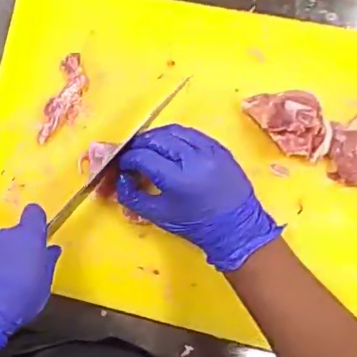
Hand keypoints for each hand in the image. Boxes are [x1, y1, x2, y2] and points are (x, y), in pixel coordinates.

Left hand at [0, 202, 62, 348]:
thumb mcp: (43, 285)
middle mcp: (3, 235)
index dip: (36, 222)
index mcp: (27, 236)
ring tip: (4, 284)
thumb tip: (50, 251)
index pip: (34, 213)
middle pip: (13, 233)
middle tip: (23, 270)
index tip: (39, 235)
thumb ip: (47, 262)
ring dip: (0, 259)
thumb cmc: (19, 299)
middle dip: (18, 247)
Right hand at [116, 123, 282, 269]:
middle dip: (138, 145)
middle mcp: (193, 158)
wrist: (235, 226)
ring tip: (147, 148)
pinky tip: (169, 147)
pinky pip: (191, 133)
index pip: (143, 156)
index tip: (121, 166)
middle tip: (130, 155)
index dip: (127, 159)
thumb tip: (121, 179)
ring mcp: (209, 149)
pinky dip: (175, 136)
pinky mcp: (219, 147)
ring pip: (174, 130)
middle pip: (157, 138)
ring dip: (156, 136)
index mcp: (176, 178)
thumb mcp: (156, 215)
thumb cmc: (194, 225)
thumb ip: (132, 196)